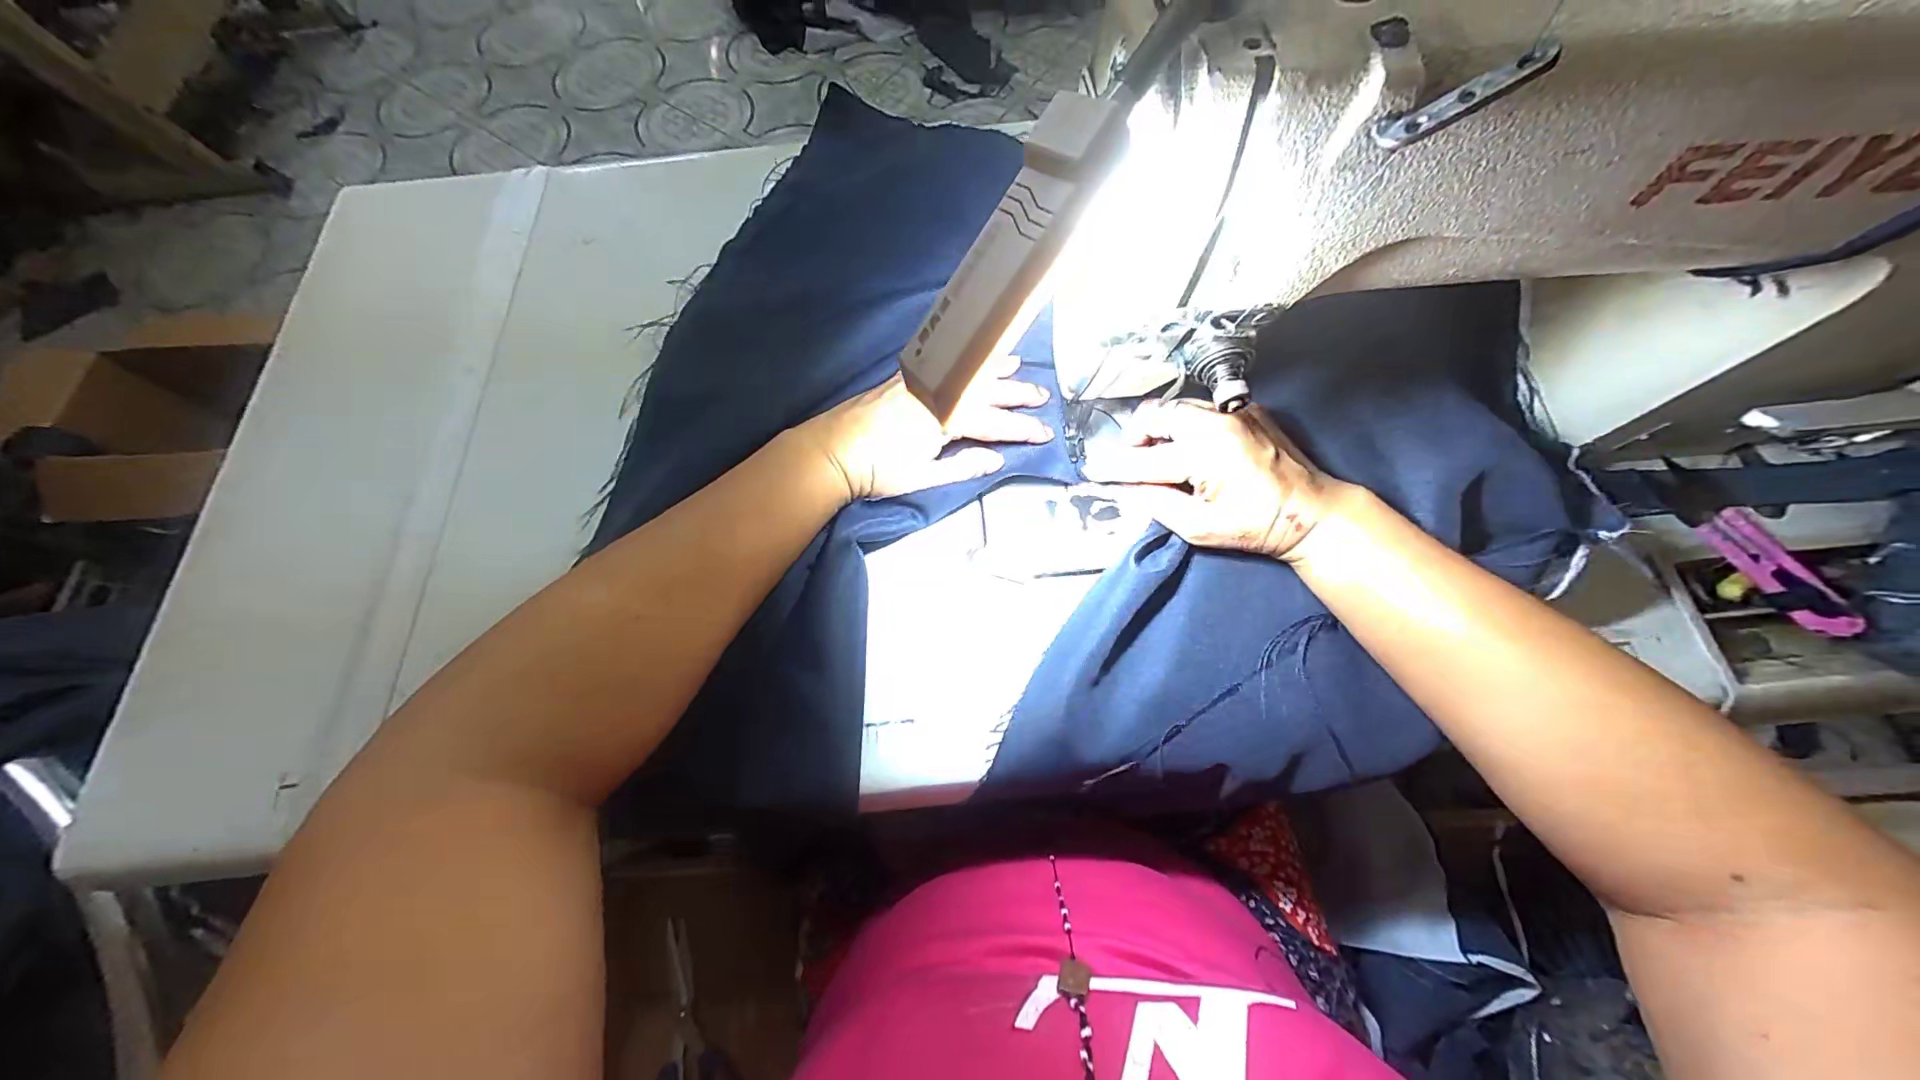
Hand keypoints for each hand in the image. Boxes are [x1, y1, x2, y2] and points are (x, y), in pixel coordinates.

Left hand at [798, 355, 1053, 500]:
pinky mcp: (905, 381)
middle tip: (1042, 398)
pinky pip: (945, 366)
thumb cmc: (877, 470)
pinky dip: (963, 364)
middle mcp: (937, 394)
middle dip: (1016, 396)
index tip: (1043, 433)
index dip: (1020, 429)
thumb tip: (996, 461)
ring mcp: (921, 384)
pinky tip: (971, 362)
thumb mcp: (924, 477)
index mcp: (944, 420)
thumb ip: (962, 466)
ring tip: (1019, 370)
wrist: (833, 451)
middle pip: (985, 393)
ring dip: (994, 372)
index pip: (993, 423)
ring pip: (966, 375)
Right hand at [1080, 399, 1352, 561]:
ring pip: (1176, 406)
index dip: (1114, 468)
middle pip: (1154, 415)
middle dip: (1134, 436)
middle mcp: (1217, 422)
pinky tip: (1191, 448)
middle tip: (1130, 459)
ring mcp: (1234, 411)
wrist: (1310, 511)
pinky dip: (1186, 424)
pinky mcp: (1247, 409)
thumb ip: (1156, 504)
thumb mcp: (1199, 527)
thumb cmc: (1257, 526)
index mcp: (1205, 453)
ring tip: (1159, 454)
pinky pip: (1202, 408)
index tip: (1094, 470)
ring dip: (1159, 428)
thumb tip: (1127, 490)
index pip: (1143, 459)